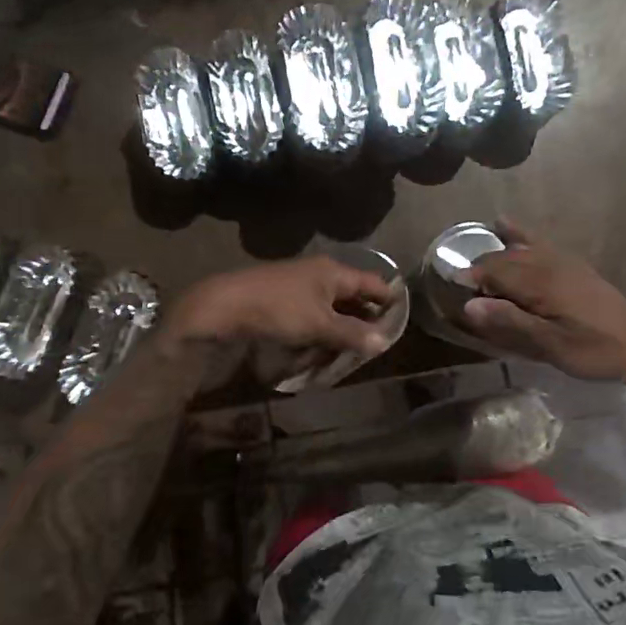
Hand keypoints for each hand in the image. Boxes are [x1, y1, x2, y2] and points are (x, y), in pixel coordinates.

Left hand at [163, 257, 395, 356]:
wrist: (223, 306)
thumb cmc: (278, 310)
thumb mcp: (319, 325)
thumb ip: (352, 333)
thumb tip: (384, 341)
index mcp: (334, 272)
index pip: (373, 283)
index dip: (389, 300)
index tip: (402, 322)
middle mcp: (319, 274)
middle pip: (352, 296)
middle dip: (365, 319)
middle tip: (376, 345)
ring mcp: (299, 286)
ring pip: (331, 307)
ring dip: (342, 328)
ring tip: (351, 352)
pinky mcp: (282, 300)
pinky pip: (312, 314)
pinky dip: (321, 330)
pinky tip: (321, 347)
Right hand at [460, 219, 625, 381]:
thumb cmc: (593, 350)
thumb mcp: (550, 345)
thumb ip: (510, 321)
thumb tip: (470, 305)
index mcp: (541, 283)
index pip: (494, 270)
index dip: (471, 277)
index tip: (452, 286)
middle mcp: (549, 263)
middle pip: (504, 256)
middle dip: (481, 267)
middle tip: (466, 286)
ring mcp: (562, 259)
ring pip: (519, 247)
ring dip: (496, 252)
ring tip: (479, 263)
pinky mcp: (572, 263)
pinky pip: (538, 241)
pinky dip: (518, 233)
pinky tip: (506, 225)